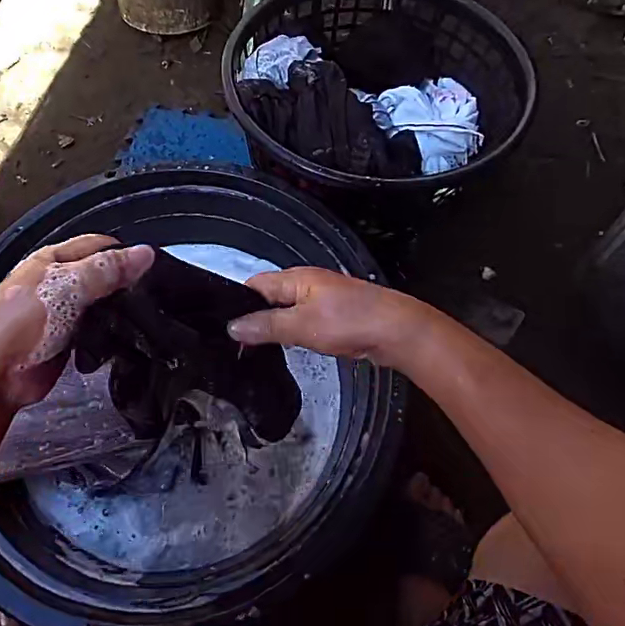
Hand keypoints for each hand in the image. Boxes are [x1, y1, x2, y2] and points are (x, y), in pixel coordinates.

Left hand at [0, 235, 154, 410]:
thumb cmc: (20, 322)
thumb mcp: (67, 287)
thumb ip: (106, 270)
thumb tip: (145, 253)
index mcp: (51, 259)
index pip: (97, 246)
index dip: (125, 253)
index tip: (153, 267)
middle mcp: (56, 283)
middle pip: (99, 276)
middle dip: (123, 284)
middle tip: (154, 295)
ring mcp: (60, 314)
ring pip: (99, 306)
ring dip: (117, 312)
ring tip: (145, 318)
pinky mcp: (64, 343)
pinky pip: (94, 333)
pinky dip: (108, 336)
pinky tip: (126, 340)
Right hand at [227, 267, 445, 368]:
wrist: (400, 333)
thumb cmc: (350, 323)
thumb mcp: (301, 326)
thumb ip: (265, 326)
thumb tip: (232, 327)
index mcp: (295, 278)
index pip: (254, 285)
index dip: (237, 302)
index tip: (225, 326)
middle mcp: (306, 283)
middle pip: (269, 297)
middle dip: (254, 316)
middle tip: (239, 342)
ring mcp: (322, 299)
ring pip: (287, 310)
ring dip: (275, 325)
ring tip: (259, 347)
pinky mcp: (335, 315)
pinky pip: (303, 320)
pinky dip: (293, 331)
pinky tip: (289, 347)